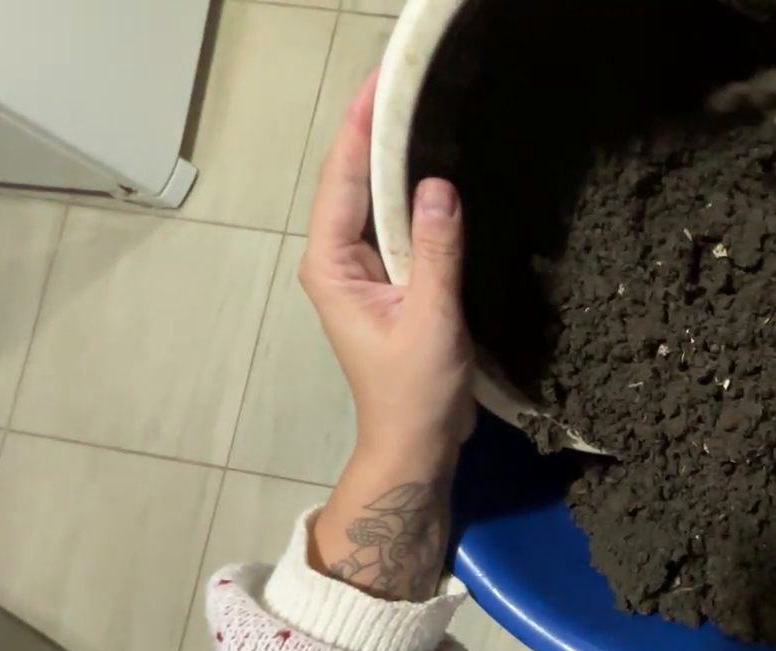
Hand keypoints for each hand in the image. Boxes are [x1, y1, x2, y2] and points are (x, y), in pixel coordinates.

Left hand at [299, 70, 476, 460]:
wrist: (417, 442)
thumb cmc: (415, 391)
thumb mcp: (430, 321)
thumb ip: (436, 254)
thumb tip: (441, 187)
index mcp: (333, 264)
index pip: (343, 181)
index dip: (360, 129)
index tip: (382, 82)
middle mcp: (341, 261)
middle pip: (355, 187)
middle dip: (377, 138)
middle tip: (410, 91)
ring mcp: (366, 276)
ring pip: (379, 211)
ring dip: (399, 172)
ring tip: (426, 125)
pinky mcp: (393, 290)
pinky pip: (403, 238)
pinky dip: (419, 211)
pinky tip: (442, 191)